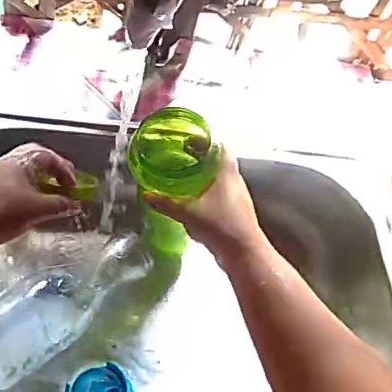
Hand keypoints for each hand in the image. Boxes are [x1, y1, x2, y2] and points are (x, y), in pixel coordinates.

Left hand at [0, 143, 79, 248]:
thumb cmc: (4, 212)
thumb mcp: (38, 208)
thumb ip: (59, 204)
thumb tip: (73, 204)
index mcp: (20, 161)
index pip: (48, 156)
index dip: (64, 169)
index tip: (73, 184)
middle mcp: (7, 163)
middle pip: (34, 157)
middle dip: (52, 168)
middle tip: (64, 180)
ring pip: (23, 169)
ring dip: (40, 178)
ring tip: (51, 192)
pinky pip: (14, 181)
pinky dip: (28, 187)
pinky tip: (32, 202)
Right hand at [143, 149, 264, 260]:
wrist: (244, 253)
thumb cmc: (220, 226)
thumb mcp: (188, 213)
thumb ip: (166, 203)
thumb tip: (148, 195)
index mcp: (227, 172)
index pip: (218, 144)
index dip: (204, 138)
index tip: (188, 138)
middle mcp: (235, 180)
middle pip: (218, 159)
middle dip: (199, 156)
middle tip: (180, 156)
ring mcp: (237, 195)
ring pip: (218, 177)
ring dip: (203, 174)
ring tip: (183, 176)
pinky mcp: (235, 209)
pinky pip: (219, 192)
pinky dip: (206, 190)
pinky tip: (192, 199)